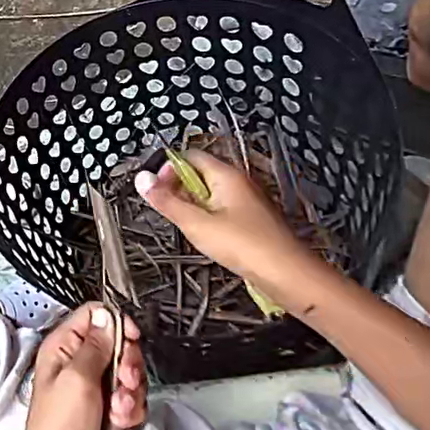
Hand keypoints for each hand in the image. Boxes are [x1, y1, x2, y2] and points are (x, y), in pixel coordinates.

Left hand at [20, 303, 146, 429]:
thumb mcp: (77, 378)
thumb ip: (95, 345)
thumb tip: (106, 316)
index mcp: (60, 349)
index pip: (92, 316)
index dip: (114, 322)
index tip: (129, 337)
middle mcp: (76, 365)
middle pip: (115, 343)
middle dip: (127, 361)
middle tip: (124, 379)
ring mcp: (92, 388)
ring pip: (126, 371)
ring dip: (130, 389)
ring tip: (119, 408)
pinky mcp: (108, 410)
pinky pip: (130, 397)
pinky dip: (131, 408)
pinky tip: (120, 420)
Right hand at [134, 150, 315, 295]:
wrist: (286, 273)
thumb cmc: (246, 246)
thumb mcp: (195, 223)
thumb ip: (166, 201)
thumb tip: (143, 180)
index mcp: (226, 176)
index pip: (190, 156)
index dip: (169, 169)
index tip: (157, 188)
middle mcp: (239, 183)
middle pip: (199, 174)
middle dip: (179, 190)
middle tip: (170, 209)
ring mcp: (247, 201)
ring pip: (210, 194)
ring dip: (193, 206)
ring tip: (189, 226)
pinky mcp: (251, 220)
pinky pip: (221, 210)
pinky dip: (208, 219)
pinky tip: (207, 236)